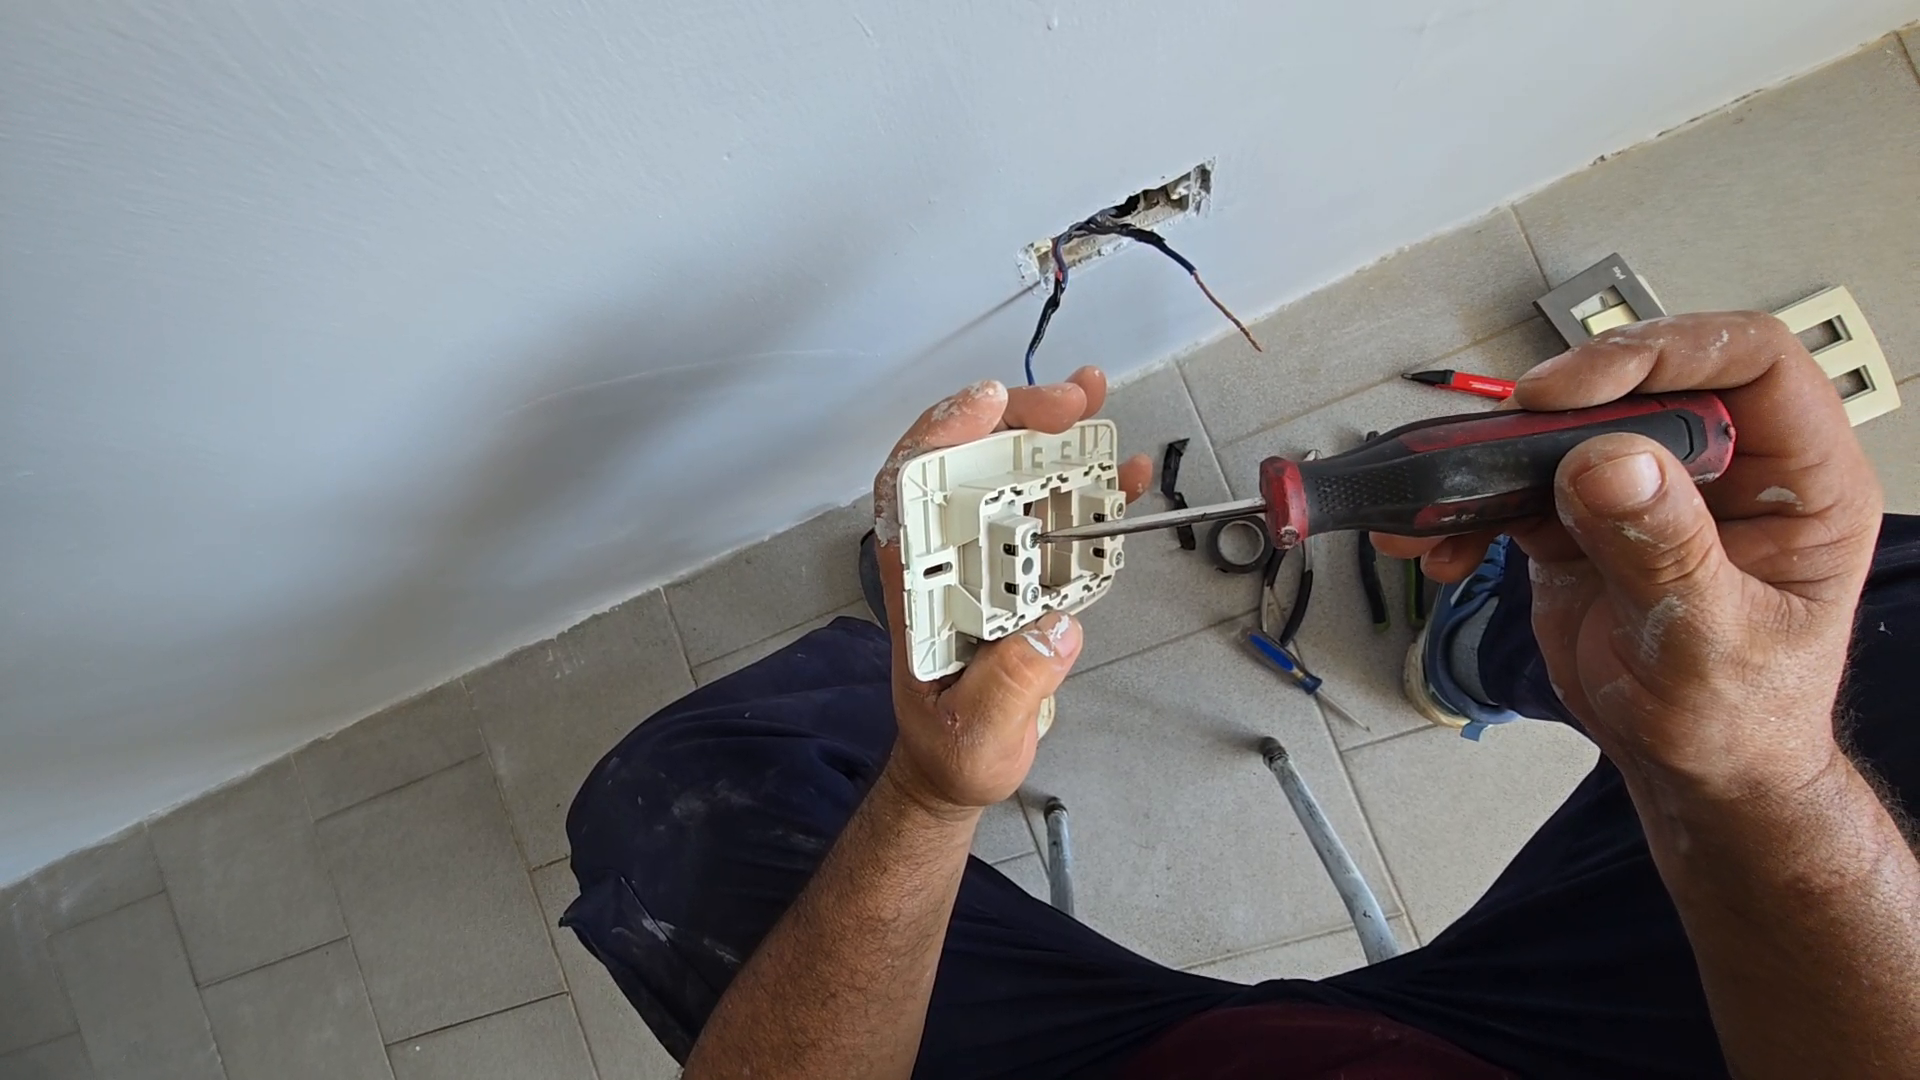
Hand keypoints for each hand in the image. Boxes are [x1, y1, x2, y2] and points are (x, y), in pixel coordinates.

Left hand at [871, 368, 1151, 816]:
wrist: (961, 760)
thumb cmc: (953, 746)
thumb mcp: (975, 732)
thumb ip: (1009, 687)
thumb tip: (1054, 629)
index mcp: (921, 582)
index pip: (912, 487)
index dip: (944, 433)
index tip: (990, 403)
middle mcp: (951, 558)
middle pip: (968, 463)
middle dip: (1015, 418)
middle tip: (1071, 401)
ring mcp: (989, 560)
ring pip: (1012, 477)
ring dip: (1052, 433)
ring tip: (1094, 400)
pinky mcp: (1025, 573)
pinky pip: (1055, 517)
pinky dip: (1088, 487)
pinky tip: (1122, 472)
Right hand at [1376, 312, 1881, 796]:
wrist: (1682, 753)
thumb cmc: (1732, 710)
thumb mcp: (1709, 637)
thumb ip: (1664, 548)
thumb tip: (1610, 461)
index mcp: (1788, 478)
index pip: (1743, 364)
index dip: (1655, 356)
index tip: (1562, 395)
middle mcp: (1708, 472)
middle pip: (1622, 394)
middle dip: (1538, 421)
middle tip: (1484, 446)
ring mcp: (1632, 496)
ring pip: (1548, 444)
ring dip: (1475, 475)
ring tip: (1430, 516)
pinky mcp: (1572, 524)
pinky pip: (1504, 497)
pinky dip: (1461, 523)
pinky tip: (1442, 557)